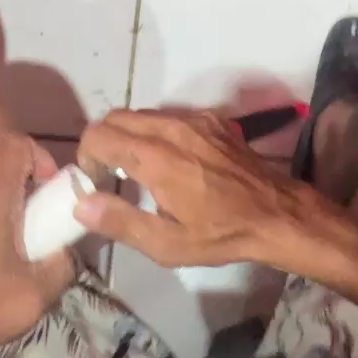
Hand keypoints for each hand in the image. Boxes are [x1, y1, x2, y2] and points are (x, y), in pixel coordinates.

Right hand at [74, 109, 324, 268]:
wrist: (275, 211)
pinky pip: (168, 115)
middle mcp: (171, 127)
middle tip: (110, 174)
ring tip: (138, 168)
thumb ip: (120, 221)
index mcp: (155, 157)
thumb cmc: (220, 233)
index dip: (87, 156)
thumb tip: (82, 204)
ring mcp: (193, 118)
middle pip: (116, 117)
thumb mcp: (167, 243)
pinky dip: (156, 131)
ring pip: (142, 113)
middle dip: (104, 142)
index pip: (99, 135)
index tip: (94, 181)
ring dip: (129, 135)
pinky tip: (170, 160)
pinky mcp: (210, 117)